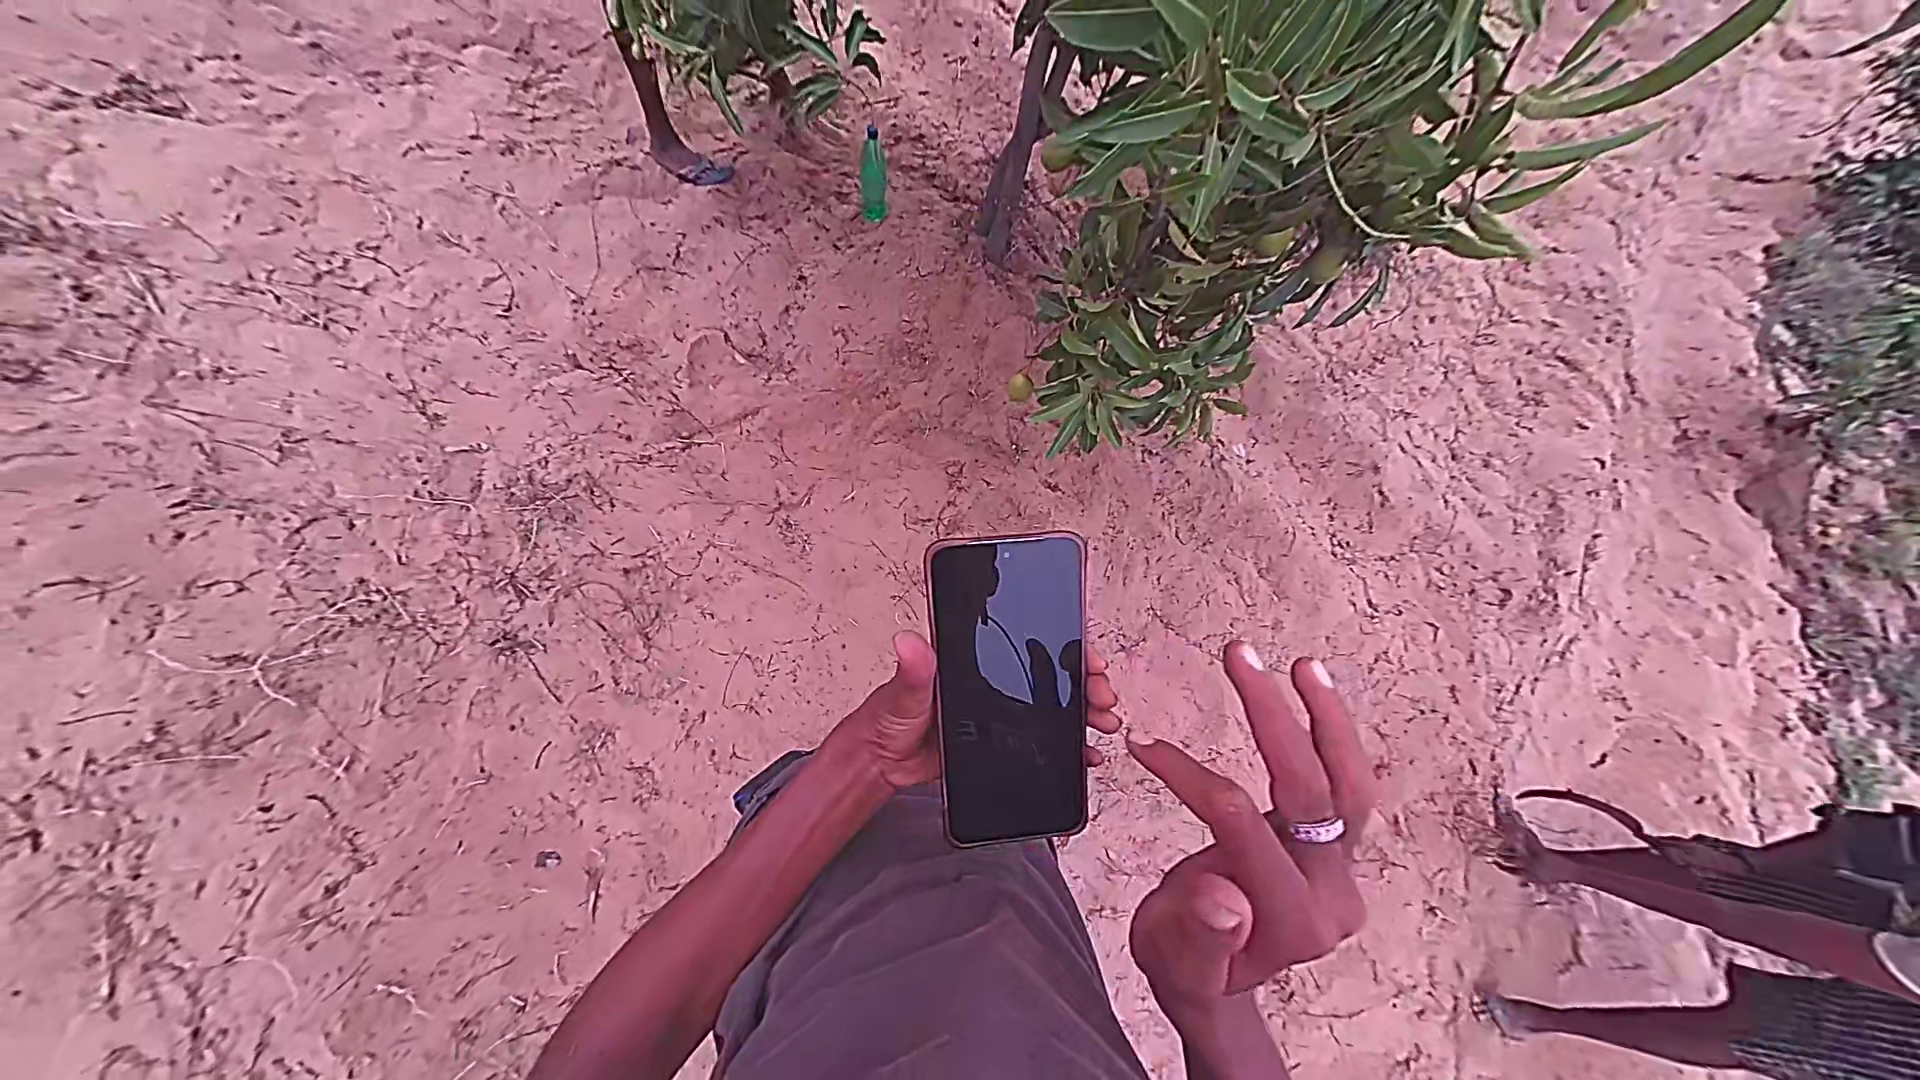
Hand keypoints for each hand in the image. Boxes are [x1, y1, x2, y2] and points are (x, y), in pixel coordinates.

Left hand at [826, 631, 1122, 789]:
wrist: (882, 762)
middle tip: (1102, 694)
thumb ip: (912, 672)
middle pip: (1048, 674)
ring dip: (1082, 710)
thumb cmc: (888, 720)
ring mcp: (997, 709)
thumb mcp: (901, 693)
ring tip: (1103, 720)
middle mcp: (989, 679)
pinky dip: (1066, 745)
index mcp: (971, 659)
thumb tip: (910, 643)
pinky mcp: (998, 738)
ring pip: (1051, 706)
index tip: (1086, 656)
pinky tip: (1084, 751)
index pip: (1026, 641)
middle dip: (1083, 681)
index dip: (1063, 647)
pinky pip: (1040, 738)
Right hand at [1127, 641, 1374, 1018]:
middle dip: (1273, 717)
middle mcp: (1330, 892)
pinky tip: (1316, 697)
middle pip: (1313, 791)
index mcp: (1290, 919)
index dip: (1187, 774)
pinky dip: (1333, 738)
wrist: (1220, 984)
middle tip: (1241, 657)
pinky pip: (1347, 788)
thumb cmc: (1188, 967)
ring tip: (1304, 667)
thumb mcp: (1173, 959)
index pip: (1239, 819)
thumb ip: (1198, 935)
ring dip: (1327, 720)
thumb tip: (1225, 900)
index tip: (1143, 746)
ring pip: (1351, 785)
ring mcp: (1339, 869)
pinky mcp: (1334, 849)